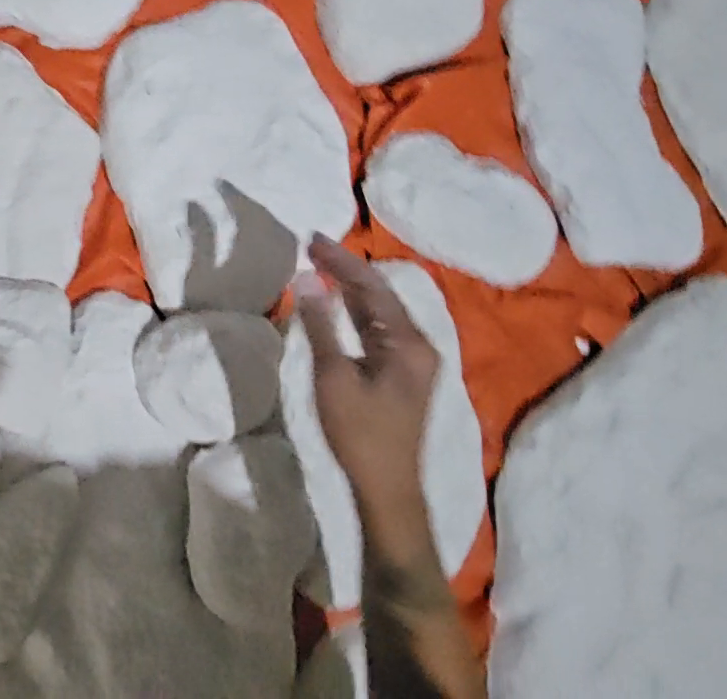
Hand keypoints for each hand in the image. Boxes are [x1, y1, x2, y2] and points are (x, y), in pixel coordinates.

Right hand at [294, 234, 439, 526]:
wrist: (388, 488)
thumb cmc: (360, 433)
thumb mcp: (334, 377)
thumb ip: (320, 325)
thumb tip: (306, 279)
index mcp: (410, 342)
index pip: (373, 287)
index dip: (341, 261)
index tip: (312, 238)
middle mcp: (420, 344)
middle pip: (380, 295)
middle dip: (346, 269)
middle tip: (312, 246)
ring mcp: (414, 359)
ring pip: (379, 311)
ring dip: (350, 288)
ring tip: (320, 265)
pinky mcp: (403, 373)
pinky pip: (378, 328)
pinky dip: (355, 311)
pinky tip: (337, 302)